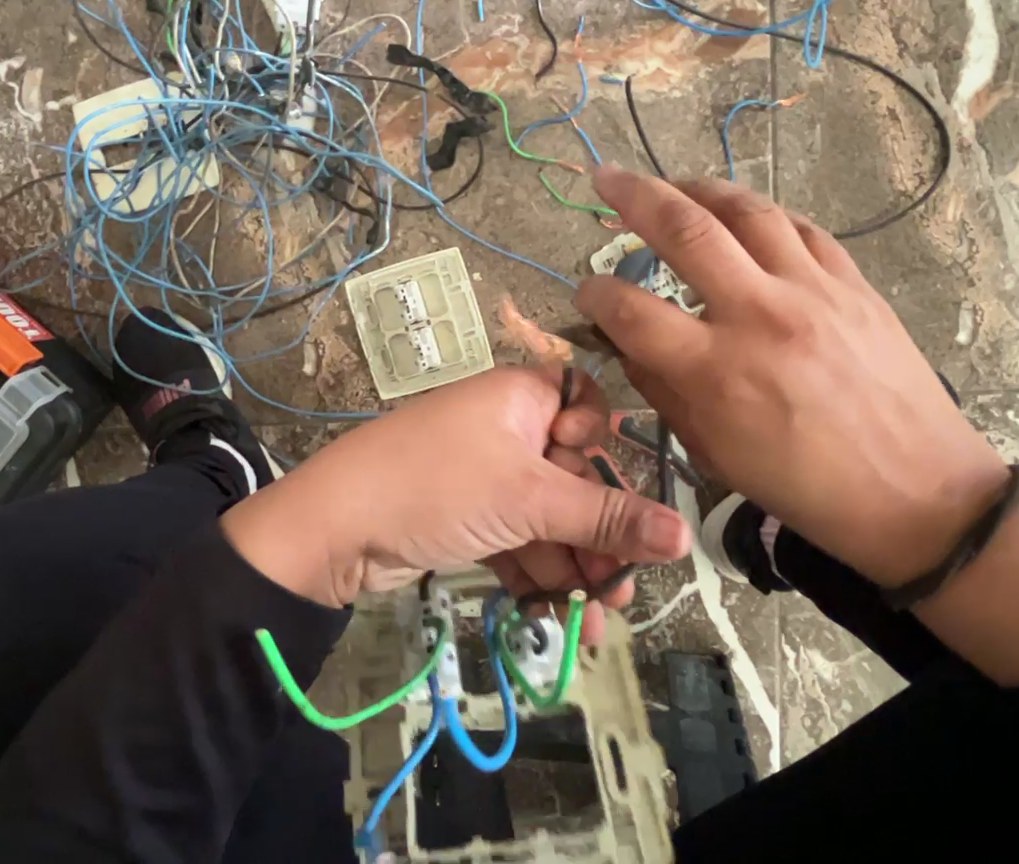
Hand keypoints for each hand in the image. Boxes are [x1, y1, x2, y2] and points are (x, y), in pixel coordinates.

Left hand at [219, 367, 691, 642]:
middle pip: (573, 474)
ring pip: (548, 516)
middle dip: (600, 532)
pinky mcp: (467, 516)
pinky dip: (538, 574)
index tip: (610, 484)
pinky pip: (518, 539)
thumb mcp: (528, 500)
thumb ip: (605, 518)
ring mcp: (484, 475)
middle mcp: (506, 428)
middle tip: (623, 588)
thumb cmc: (439, 487)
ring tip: (599, 620)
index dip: (604, 442)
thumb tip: (684, 536)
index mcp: (520, 397)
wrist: (334, 530)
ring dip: (575, 566)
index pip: (584, 404)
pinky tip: (560, 618)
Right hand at [574, 166, 1011, 586]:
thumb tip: (625, 340)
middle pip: (685, 230)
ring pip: (748, 211)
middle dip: (633, 195)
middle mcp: (759, 315)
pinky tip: (744, 217)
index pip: (631, 311)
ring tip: (672, 184)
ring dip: (699, 188)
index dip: (594, 295)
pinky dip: (762, 215)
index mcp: (716, 371)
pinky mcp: (854, 285)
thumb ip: (661, 388)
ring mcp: (813, 292)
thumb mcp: (711, 451)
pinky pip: (801, 229)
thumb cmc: (802, 486)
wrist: (917, 494)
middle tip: (605, 177)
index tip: (584, 291)